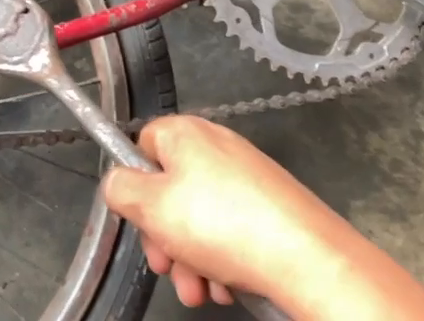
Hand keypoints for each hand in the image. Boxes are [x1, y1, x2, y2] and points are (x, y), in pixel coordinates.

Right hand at [101, 116, 341, 308]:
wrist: (306, 257)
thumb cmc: (221, 224)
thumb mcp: (150, 207)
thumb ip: (119, 189)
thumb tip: (117, 184)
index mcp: (184, 132)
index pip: (141, 147)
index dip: (135, 187)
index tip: (141, 223)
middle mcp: (215, 145)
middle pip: (170, 188)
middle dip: (164, 237)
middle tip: (168, 268)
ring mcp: (247, 175)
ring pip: (200, 215)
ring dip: (191, 258)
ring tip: (202, 291)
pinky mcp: (271, 204)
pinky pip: (232, 226)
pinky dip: (223, 257)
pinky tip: (227, 286)